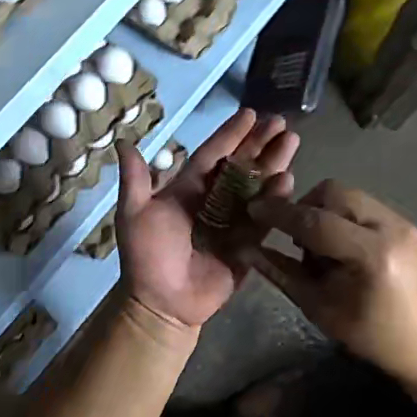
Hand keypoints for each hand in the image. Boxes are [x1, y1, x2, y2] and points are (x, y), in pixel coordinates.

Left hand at [116, 109, 297, 331]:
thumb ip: (135, 181)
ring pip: (257, 185)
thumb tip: (123, 141)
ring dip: (274, 163)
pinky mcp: (248, 243)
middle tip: (282, 122)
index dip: (231, 134)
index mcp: (188, 189)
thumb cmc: (147, 256)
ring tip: (293, 141)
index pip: (213, 154)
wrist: (163, 303)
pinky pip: (264, 217)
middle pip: (241, 164)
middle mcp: (214, 199)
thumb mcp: (134, 214)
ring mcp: (233, 220)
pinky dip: (277, 199)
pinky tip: (289, 179)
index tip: (251, 113)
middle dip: (260, 143)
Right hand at [246, 180, 416, 384]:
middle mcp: (390, 227)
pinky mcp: (407, 223)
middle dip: (305, 208)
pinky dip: (343, 217)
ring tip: (323, 250)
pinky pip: (363, 205)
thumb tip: (248, 249)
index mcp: (371, 254)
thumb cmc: (373, 337)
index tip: (254, 209)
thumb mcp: (321, 309)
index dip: (280, 214)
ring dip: (324, 212)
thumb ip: (284, 273)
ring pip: (347, 194)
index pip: (315, 221)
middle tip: (297, 241)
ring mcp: (403, 221)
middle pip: (333, 192)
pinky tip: (343, 250)